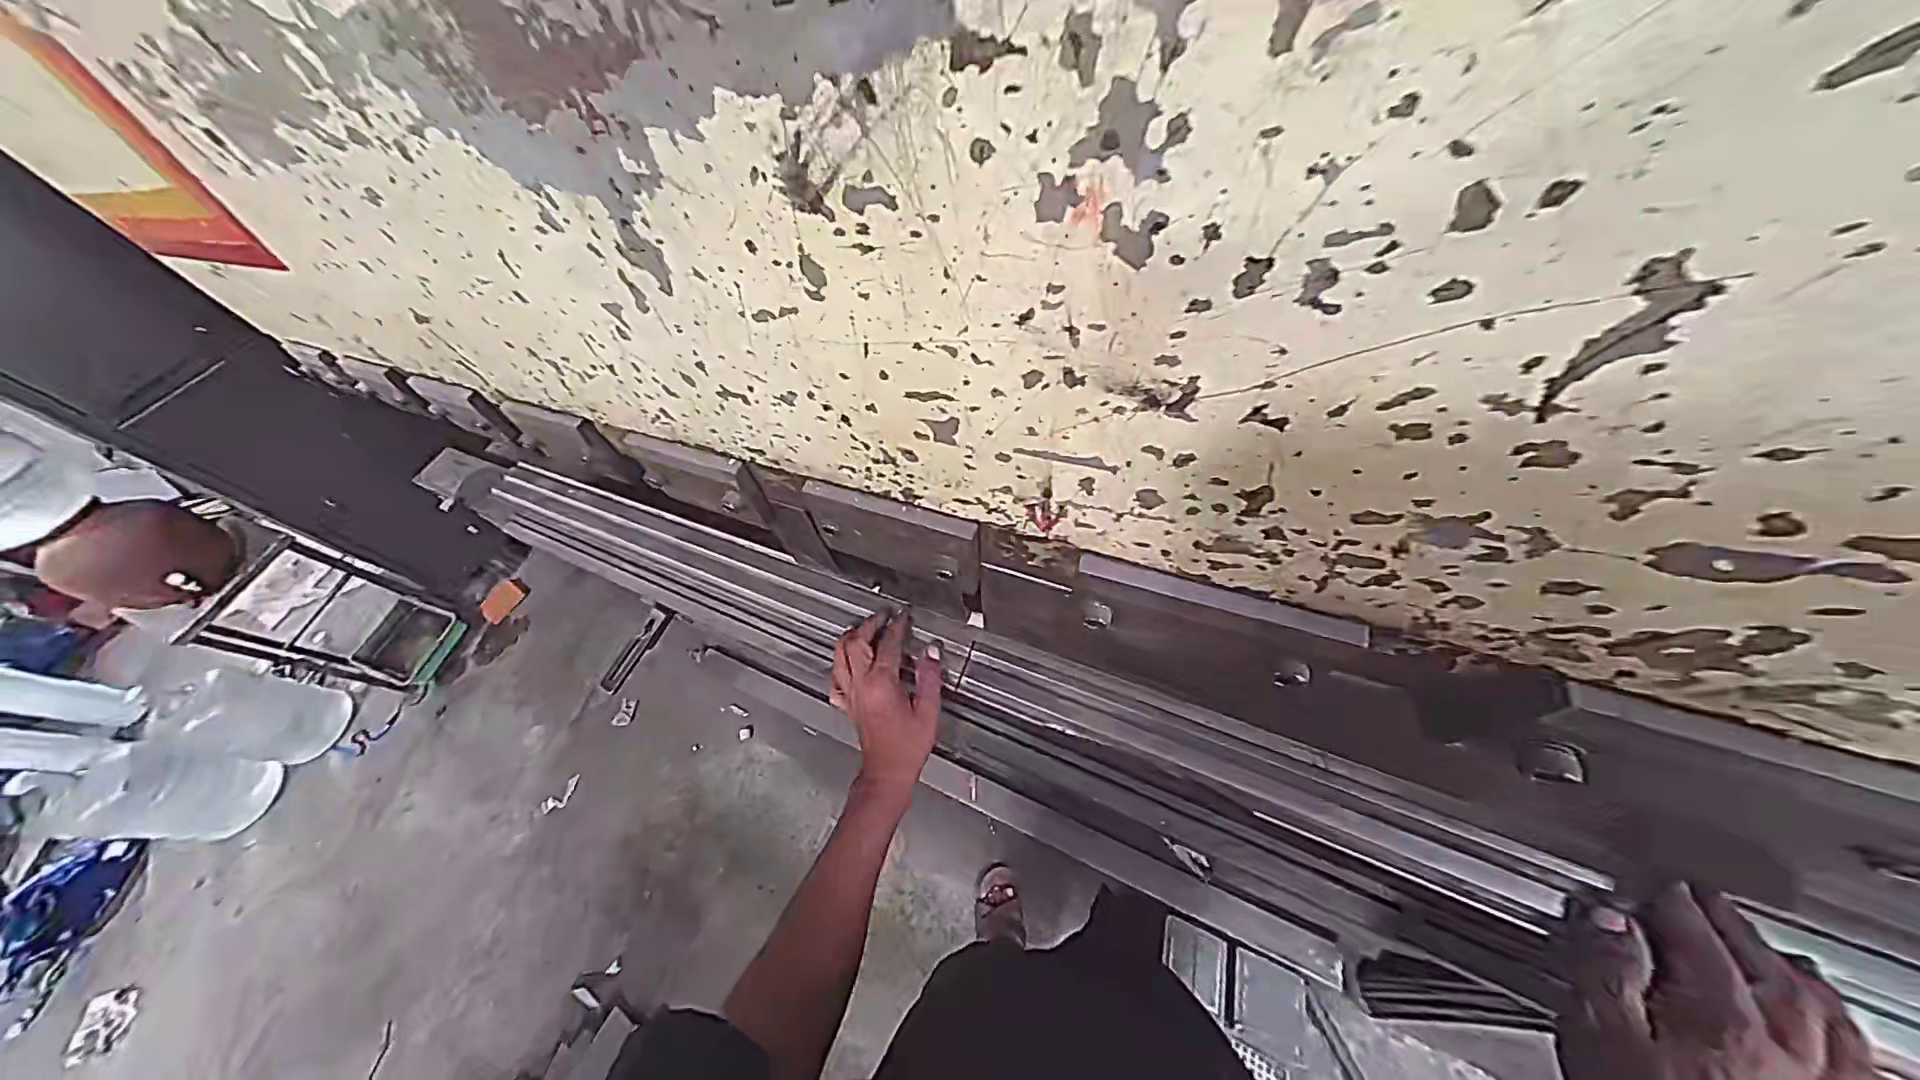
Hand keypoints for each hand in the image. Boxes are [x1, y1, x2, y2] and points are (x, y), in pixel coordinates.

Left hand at [830, 610, 941, 796]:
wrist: (887, 772)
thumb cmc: (906, 748)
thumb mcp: (928, 711)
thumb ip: (929, 678)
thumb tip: (930, 653)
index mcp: (881, 684)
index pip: (888, 645)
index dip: (897, 627)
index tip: (903, 617)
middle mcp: (861, 686)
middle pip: (855, 643)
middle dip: (868, 625)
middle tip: (881, 616)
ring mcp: (851, 694)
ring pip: (839, 656)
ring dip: (849, 639)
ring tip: (860, 629)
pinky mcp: (847, 704)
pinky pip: (836, 678)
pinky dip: (839, 665)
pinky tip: (846, 663)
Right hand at [1558, 883, 1873, 1079]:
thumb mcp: (1599, 1033)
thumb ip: (1603, 969)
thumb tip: (1608, 919)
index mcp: (1718, 1015)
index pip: (1692, 934)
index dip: (1666, 903)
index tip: (1652, 888)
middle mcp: (1785, 1046)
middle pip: (1763, 966)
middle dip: (1730, 926)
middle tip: (1704, 902)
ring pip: (1825, 1013)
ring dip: (1793, 973)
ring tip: (1773, 954)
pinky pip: (1864, 1067)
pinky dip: (1847, 1037)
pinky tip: (1837, 1035)